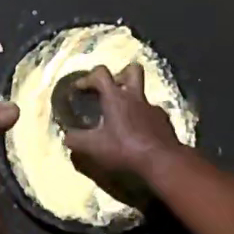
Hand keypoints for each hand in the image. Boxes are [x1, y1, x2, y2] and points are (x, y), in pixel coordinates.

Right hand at [62, 63, 180, 179]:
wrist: (164, 162)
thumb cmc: (124, 149)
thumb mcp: (91, 147)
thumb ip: (75, 139)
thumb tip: (67, 135)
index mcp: (116, 98)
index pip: (100, 73)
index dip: (87, 78)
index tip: (79, 90)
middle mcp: (136, 98)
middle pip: (132, 71)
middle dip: (120, 75)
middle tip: (110, 90)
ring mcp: (153, 109)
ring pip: (142, 96)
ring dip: (131, 101)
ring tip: (121, 118)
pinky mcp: (165, 123)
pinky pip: (151, 115)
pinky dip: (143, 120)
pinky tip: (137, 135)